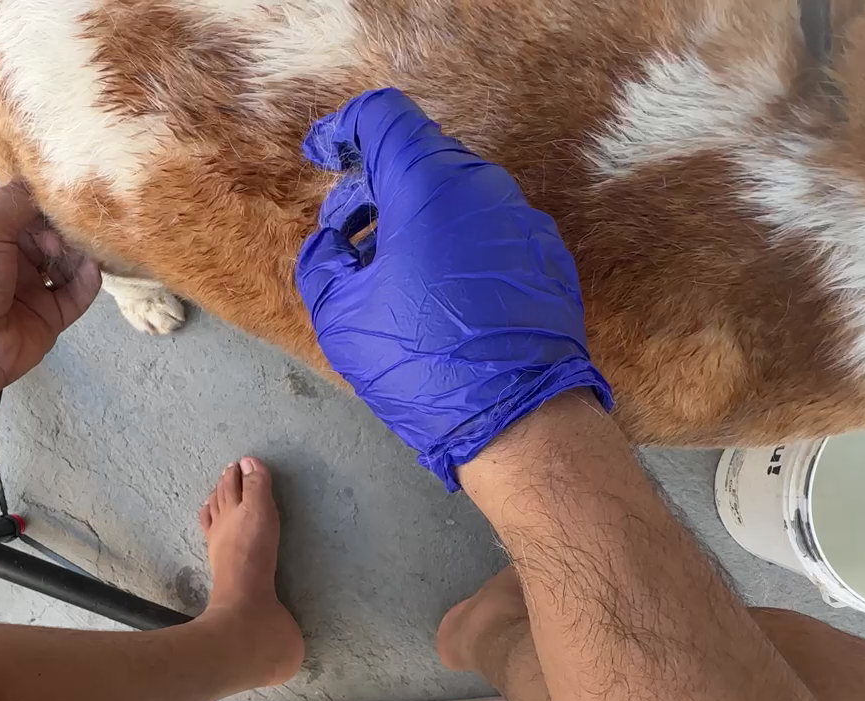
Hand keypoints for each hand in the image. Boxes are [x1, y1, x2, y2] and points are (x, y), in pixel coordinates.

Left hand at [0, 180, 101, 385]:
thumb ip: (15, 201)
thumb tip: (43, 184)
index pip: (19, 209)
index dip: (40, 200)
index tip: (64, 190)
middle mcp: (8, 261)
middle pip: (47, 235)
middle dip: (61, 228)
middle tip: (69, 227)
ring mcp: (31, 291)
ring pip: (65, 264)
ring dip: (78, 253)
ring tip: (88, 244)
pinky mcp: (51, 317)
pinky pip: (76, 295)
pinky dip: (87, 281)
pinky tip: (93, 269)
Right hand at [295, 89, 610, 489]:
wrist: (514, 417)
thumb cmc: (419, 365)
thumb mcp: (341, 318)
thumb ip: (322, 263)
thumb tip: (331, 246)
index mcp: (430, 189)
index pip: (384, 119)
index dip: (344, 130)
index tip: (324, 156)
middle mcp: (485, 189)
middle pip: (420, 157)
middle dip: (373, 186)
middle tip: (345, 233)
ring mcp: (522, 222)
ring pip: (455, 196)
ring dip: (411, 218)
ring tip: (384, 272)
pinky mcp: (543, 257)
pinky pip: (485, 230)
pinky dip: (450, 242)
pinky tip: (433, 293)